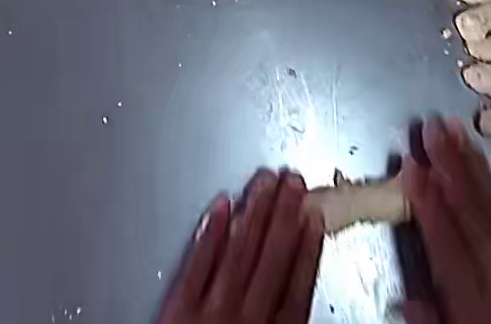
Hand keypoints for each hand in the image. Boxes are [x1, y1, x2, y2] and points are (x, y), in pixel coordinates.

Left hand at [157, 169, 323, 323]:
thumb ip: (284, 323)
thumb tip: (301, 300)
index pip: (296, 288)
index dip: (307, 249)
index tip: (313, 216)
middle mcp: (244, 323)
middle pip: (270, 261)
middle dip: (284, 217)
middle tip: (292, 181)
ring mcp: (210, 315)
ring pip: (238, 253)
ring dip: (254, 214)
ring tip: (263, 182)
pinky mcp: (176, 311)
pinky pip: (197, 265)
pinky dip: (210, 234)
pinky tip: (221, 205)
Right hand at [402, 117, 490, 323]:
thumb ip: (431, 318)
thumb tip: (405, 298)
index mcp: (469, 288)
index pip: (439, 229)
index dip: (422, 192)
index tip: (410, 159)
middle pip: (466, 202)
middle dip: (447, 159)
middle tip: (431, 123)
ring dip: (473, 160)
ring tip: (458, 127)